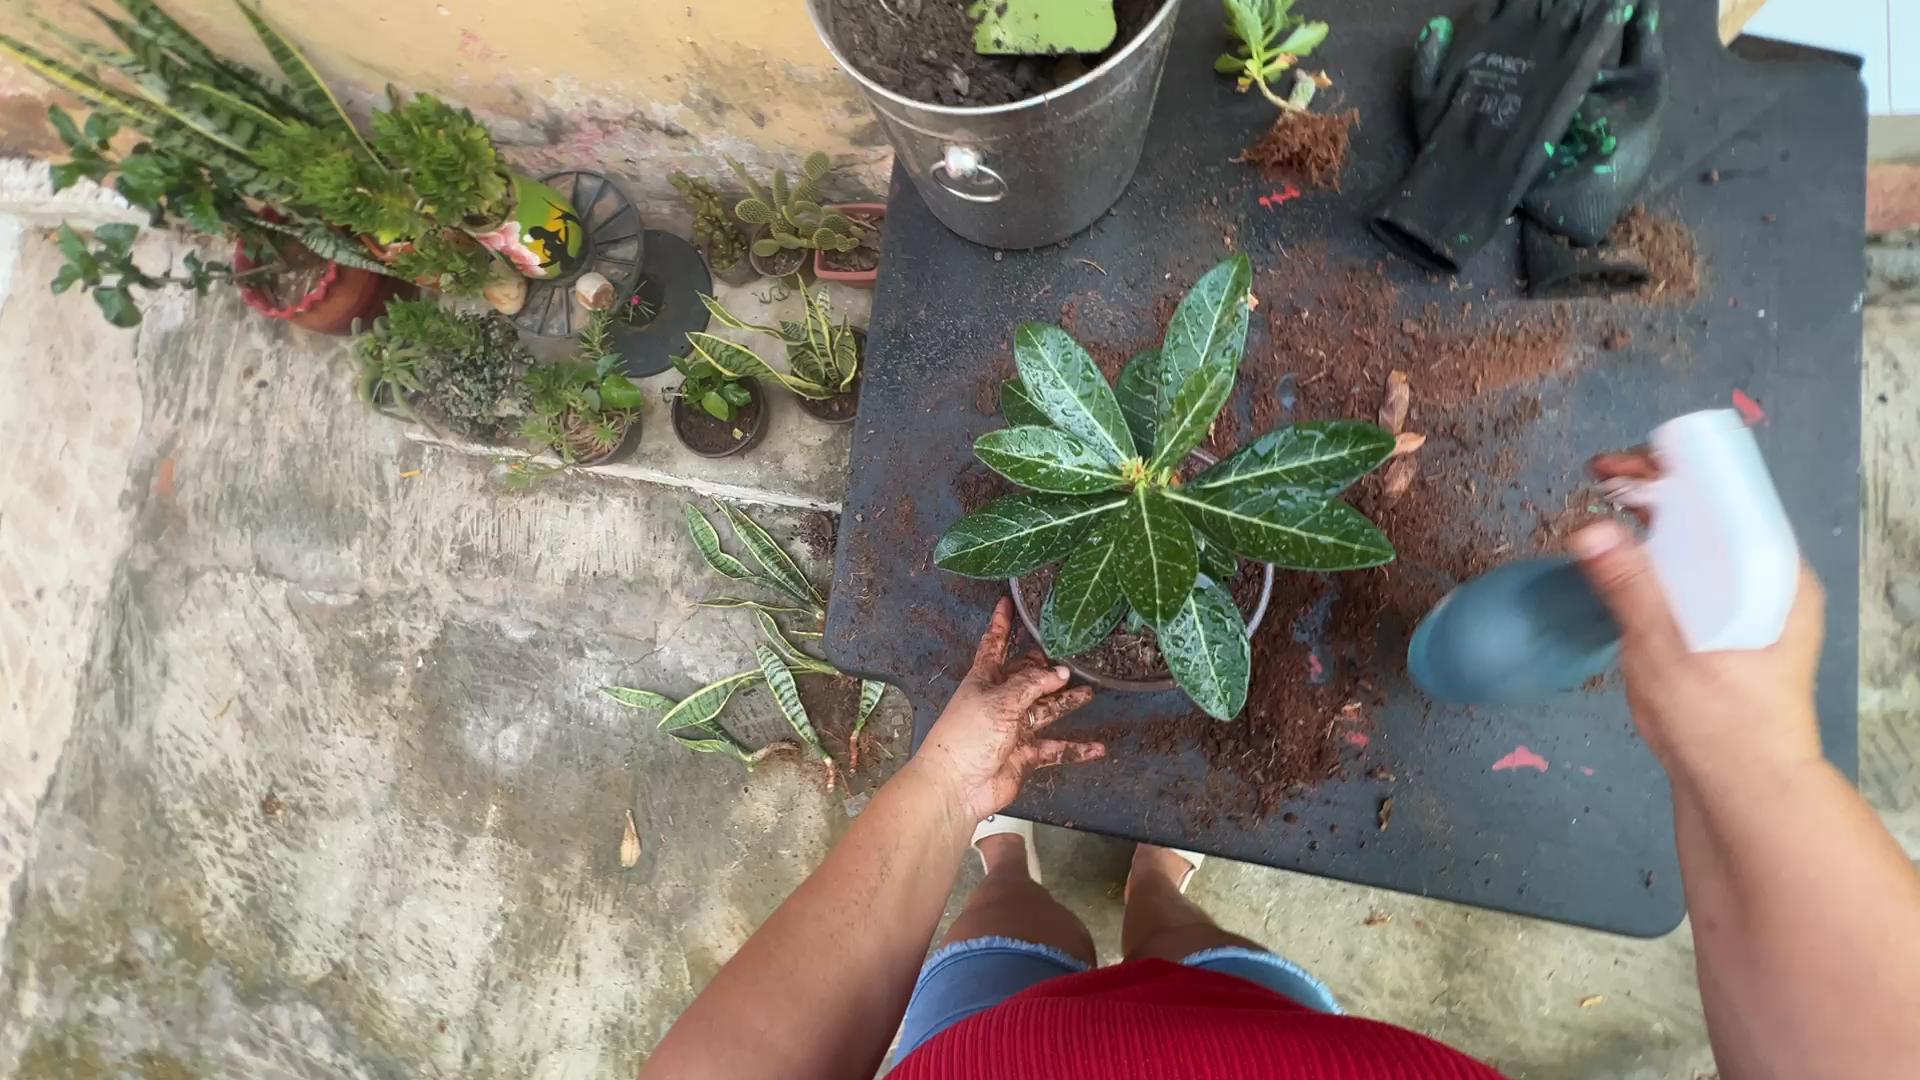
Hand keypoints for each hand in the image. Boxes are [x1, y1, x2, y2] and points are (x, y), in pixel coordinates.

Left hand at [910, 598, 1103, 822]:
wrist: (957, 785)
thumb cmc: (968, 734)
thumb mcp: (999, 699)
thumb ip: (1031, 684)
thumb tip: (1060, 673)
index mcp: (985, 679)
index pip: (994, 644)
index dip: (1001, 624)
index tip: (1007, 602)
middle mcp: (1000, 700)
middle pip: (1028, 677)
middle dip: (1046, 667)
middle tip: (1071, 655)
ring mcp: (1013, 728)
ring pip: (1046, 710)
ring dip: (1067, 702)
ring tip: (1091, 692)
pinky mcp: (1024, 755)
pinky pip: (1055, 748)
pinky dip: (1076, 749)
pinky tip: (1097, 748)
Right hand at [1570, 452, 1824, 777]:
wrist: (1738, 777)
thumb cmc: (1717, 717)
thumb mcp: (1669, 649)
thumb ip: (1632, 588)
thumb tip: (1589, 529)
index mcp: (1772, 579)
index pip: (1731, 500)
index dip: (1679, 471)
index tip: (1624, 463)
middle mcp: (1762, 581)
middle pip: (1710, 512)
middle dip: (1656, 486)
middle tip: (1598, 477)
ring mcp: (1738, 600)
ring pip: (1692, 539)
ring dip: (1646, 514)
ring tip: (1599, 502)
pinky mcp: (1711, 618)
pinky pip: (1679, 567)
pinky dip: (1645, 547)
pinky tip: (1614, 549)